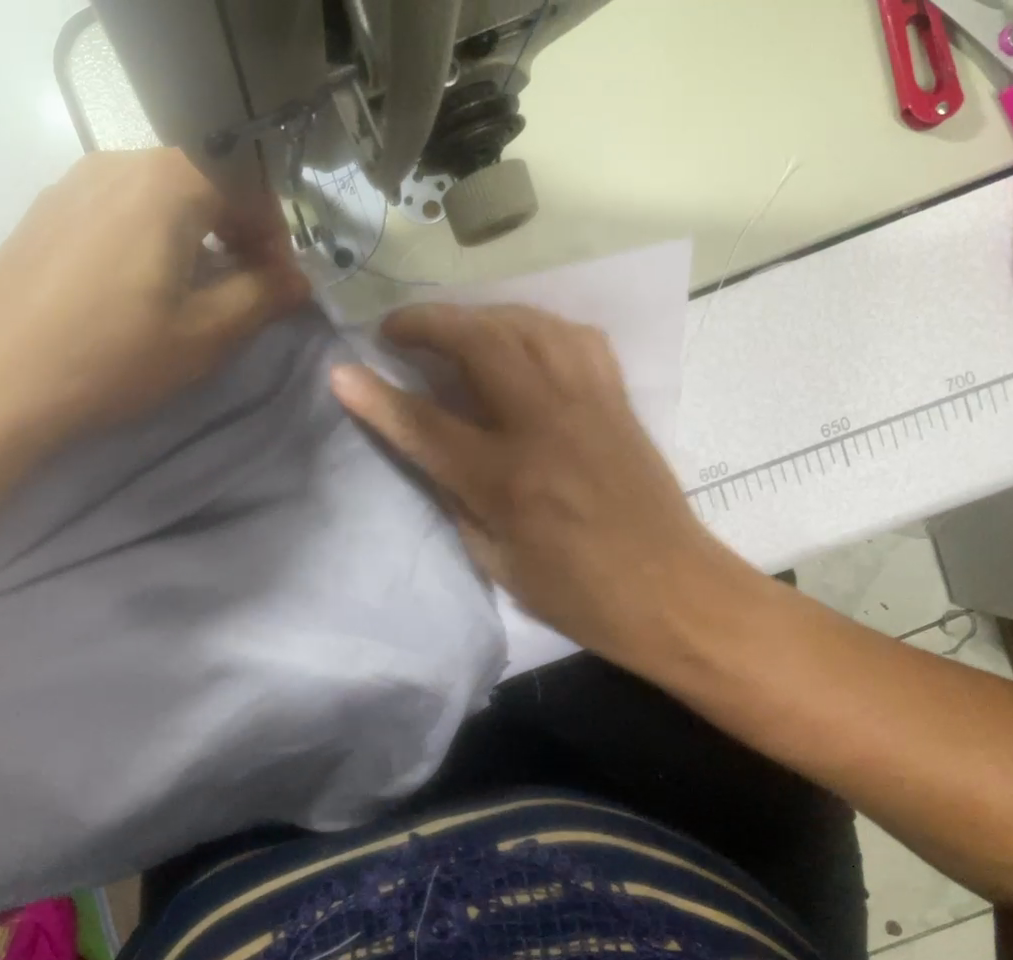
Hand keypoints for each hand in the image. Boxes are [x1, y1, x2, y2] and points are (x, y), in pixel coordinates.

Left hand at [0, 149, 311, 469]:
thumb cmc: (112, 358)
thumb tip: (298, 279)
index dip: (276, 237)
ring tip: (191, 296)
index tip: (281, 287)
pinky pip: (115, 214)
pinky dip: (146, 242)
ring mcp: (71, 186)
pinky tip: (135, 294)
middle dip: (235, 234)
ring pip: (156, 199)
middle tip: (244, 291)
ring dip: (191, 239)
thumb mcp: (206, 335)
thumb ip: (263, 296)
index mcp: (168, 179)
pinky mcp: (41, 217)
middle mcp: (118, 162)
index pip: (248, 186)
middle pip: (201, 184)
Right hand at [331, 304, 743, 661]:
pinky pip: (572, 337)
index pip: (427, 425)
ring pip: (527, 324)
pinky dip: (534, 326)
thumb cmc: (576, 593)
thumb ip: (456, 498)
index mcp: (508, 480)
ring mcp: (587, 402)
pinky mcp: (615, 397)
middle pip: (480, 344)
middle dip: (428, 323)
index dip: (377, 397)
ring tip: (451, 327)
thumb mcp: (496, 561)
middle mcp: (546, 425)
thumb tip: (428, 450)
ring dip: (479, 314)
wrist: (672, 591)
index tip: (340, 371)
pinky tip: (518, 339)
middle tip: (394, 330)